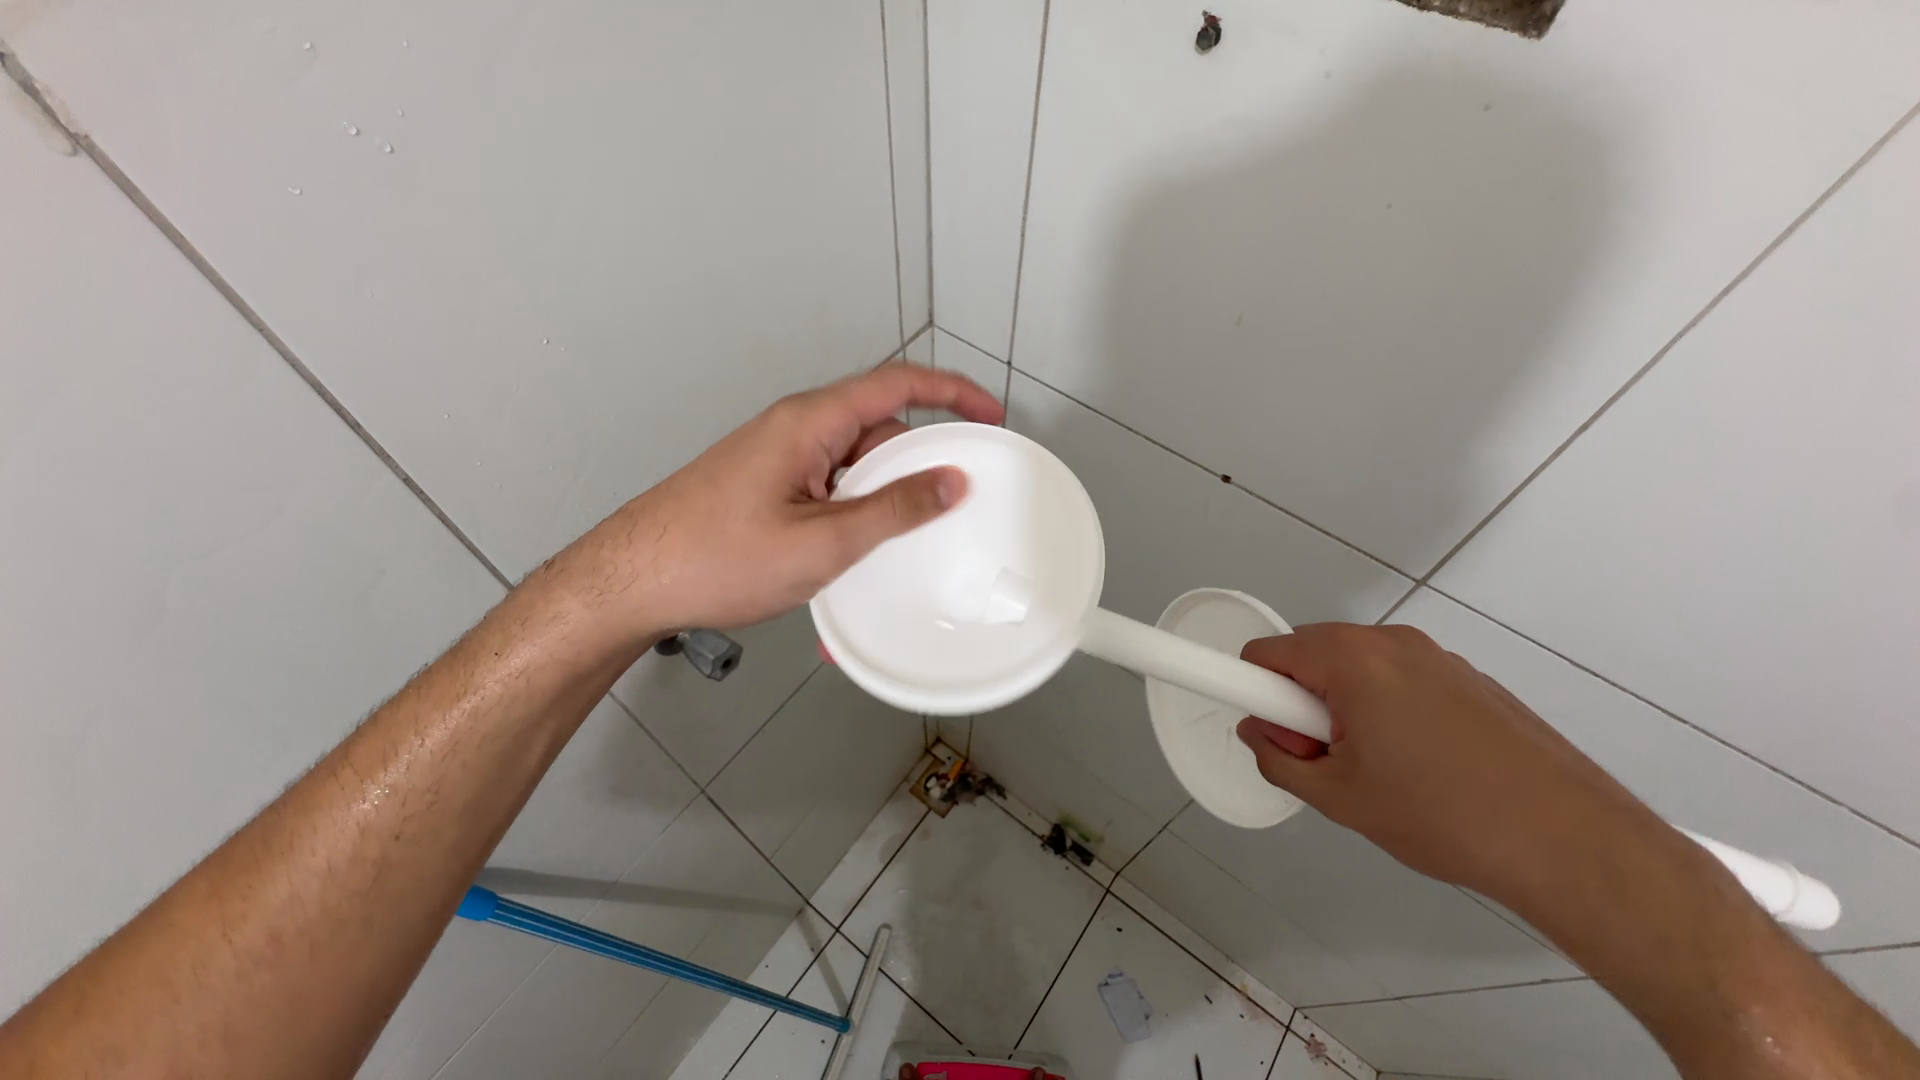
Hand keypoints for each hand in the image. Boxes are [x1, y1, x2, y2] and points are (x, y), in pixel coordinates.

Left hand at [549, 363, 1003, 643]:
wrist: (632, 581)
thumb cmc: (712, 558)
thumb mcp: (822, 541)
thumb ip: (894, 509)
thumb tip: (949, 481)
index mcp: (809, 423)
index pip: (897, 384)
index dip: (953, 393)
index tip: (990, 415)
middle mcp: (794, 430)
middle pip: (879, 426)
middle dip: (921, 460)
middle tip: (954, 498)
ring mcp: (778, 458)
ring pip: (854, 463)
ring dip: (884, 497)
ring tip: (898, 545)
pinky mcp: (767, 486)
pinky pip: (829, 487)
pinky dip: (853, 514)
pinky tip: (854, 558)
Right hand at [1234, 624, 1662, 899]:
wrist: (1571, 841)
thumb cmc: (1442, 815)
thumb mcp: (1338, 797)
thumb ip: (1279, 759)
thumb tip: (1261, 734)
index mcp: (1350, 660)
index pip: (1265, 653)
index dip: (1250, 691)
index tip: (1265, 730)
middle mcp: (1392, 642)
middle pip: (1311, 656)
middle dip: (1301, 704)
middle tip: (1326, 762)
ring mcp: (1437, 655)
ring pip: (1357, 671)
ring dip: (1346, 709)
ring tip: (1380, 772)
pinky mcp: (1470, 677)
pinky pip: (1400, 680)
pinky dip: (1389, 711)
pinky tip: (1424, 767)